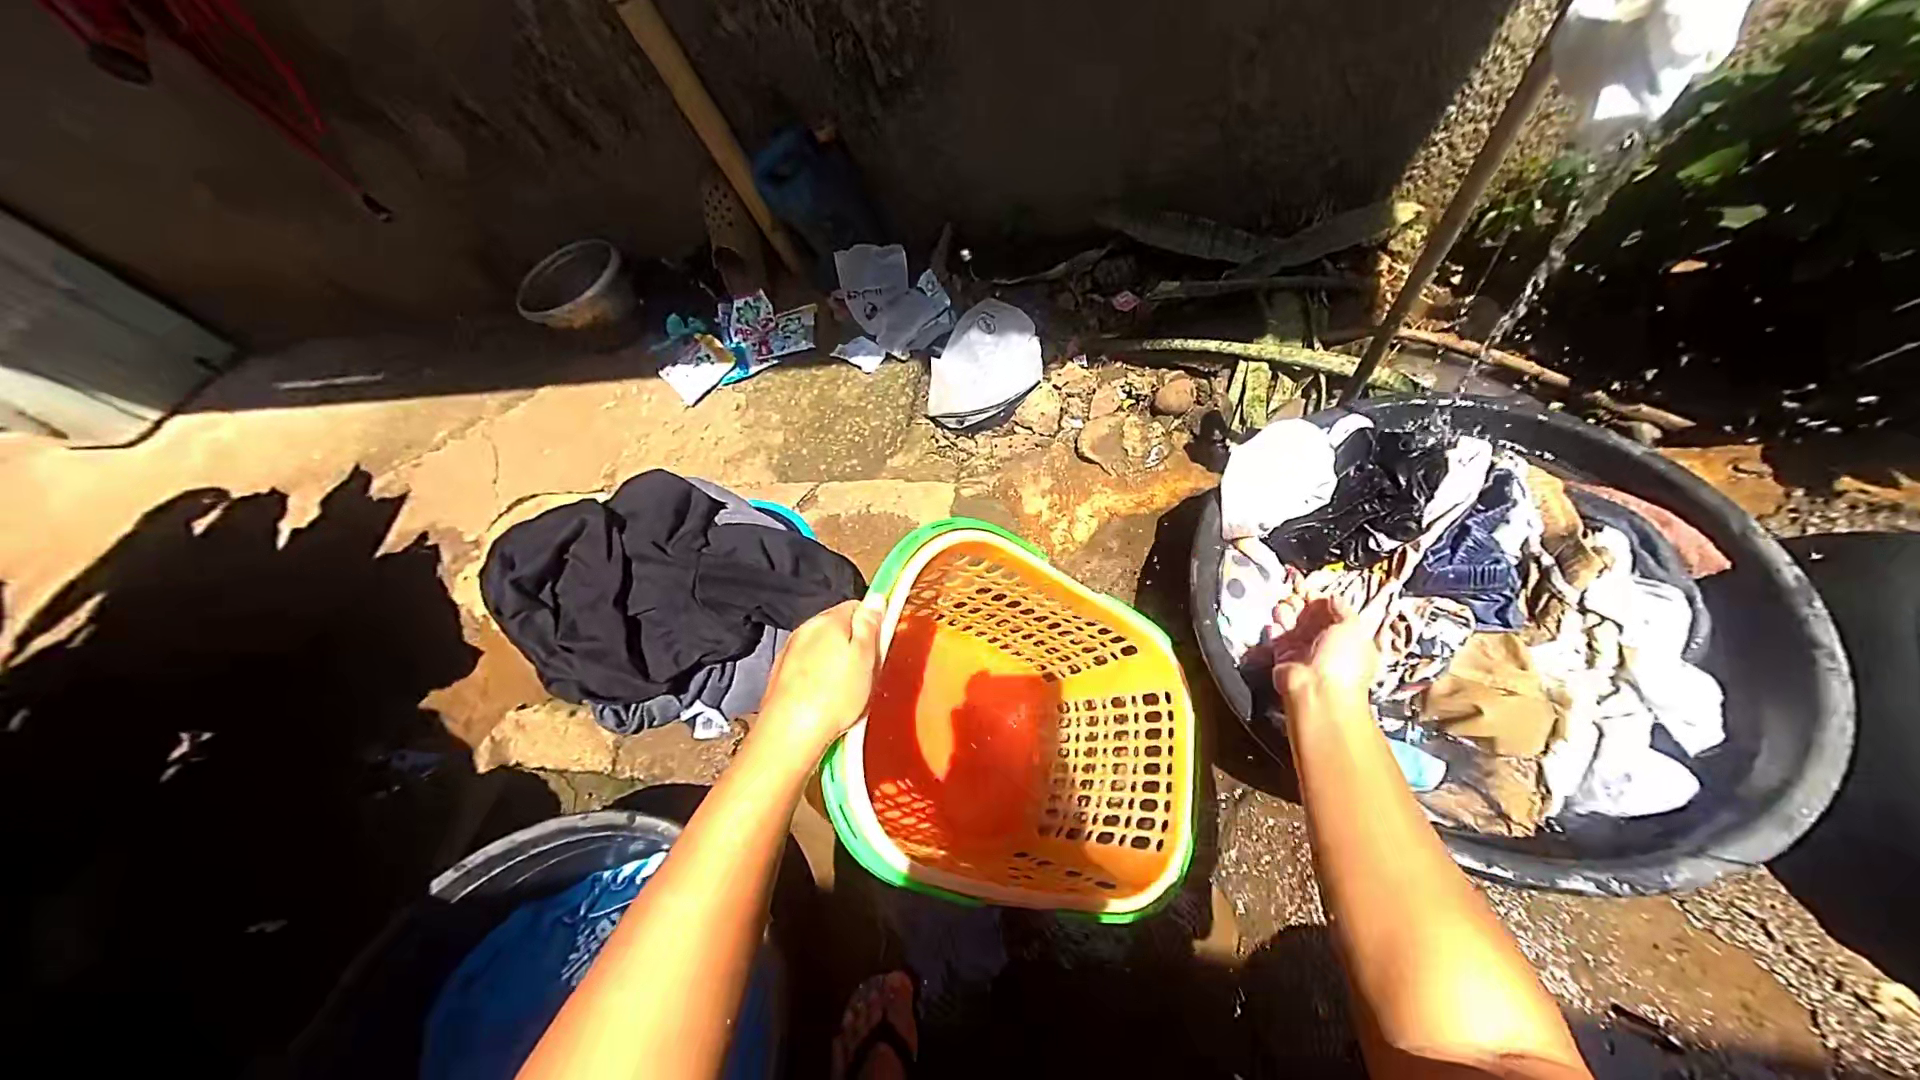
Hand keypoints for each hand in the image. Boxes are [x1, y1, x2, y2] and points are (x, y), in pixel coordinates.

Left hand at [753, 600, 882, 758]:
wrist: (789, 733)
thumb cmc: (833, 697)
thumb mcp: (865, 658)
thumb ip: (870, 624)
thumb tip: (876, 598)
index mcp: (828, 621)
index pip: (856, 606)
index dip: (872, 624)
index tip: (881, 644)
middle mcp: (805, 630)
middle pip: (838, 627)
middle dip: (854, 645)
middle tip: (868, 672)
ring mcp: (790, 652)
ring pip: (822, 648)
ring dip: (835, 662)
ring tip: (847, 691)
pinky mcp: (781, 675)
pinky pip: (808, 668)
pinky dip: (819, 678)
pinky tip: (826, 699)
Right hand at [1271, 593, 1387, 708]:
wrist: (1319, 691)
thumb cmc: (1343, 660)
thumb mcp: (1353, 628)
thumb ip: (1343, 609)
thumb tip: (1333, 596)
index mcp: (1345, 634)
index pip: (1329, 610)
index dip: (1319, 598)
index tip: (1309, 589)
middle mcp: (1323, 641)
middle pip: (1308, 615)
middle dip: (1300, 603)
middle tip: (1294, 597)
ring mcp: (1302, 648)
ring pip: (1290, 622)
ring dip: (1285, 612)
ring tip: (1283, 608)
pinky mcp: (1283, 655)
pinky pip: (1276, 636)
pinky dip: (1275, 627)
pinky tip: (1275, 622)